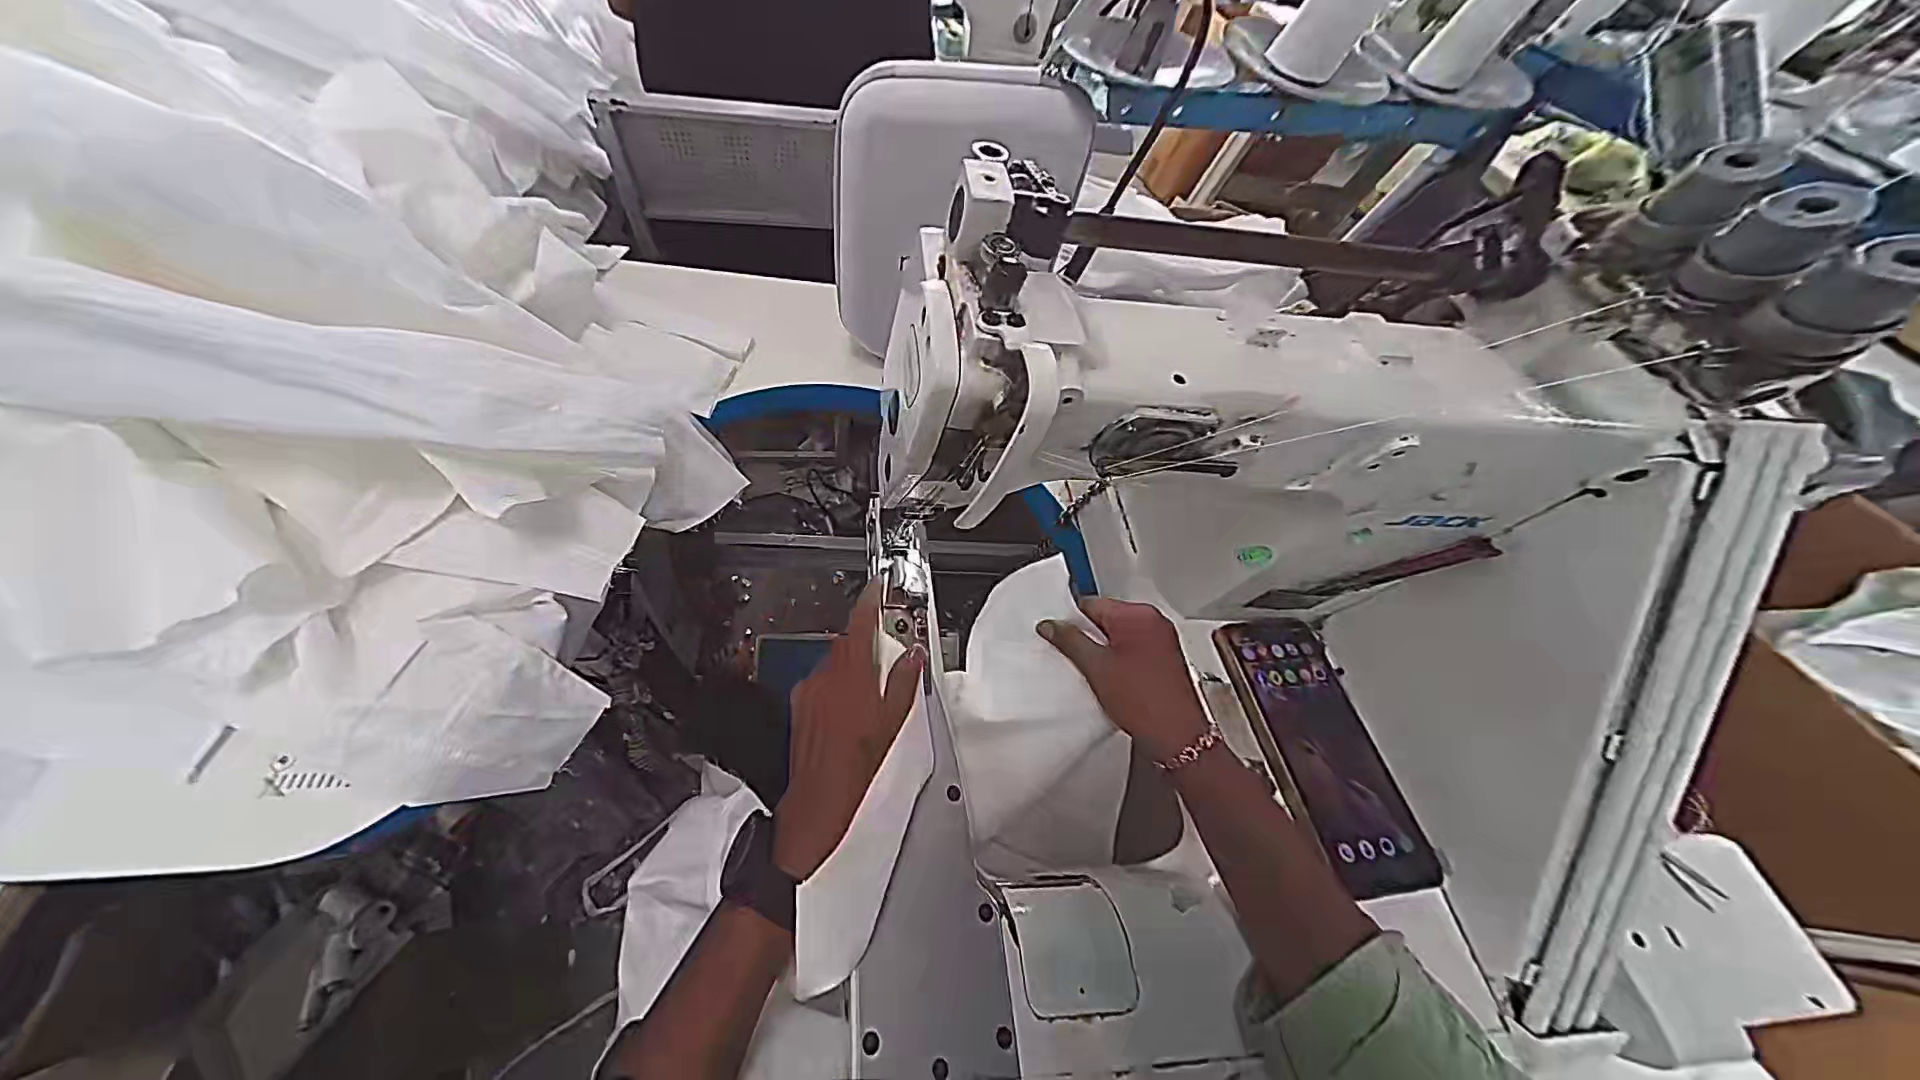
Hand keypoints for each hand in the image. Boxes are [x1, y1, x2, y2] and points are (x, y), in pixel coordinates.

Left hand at [774, 581, 926, 881]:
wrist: (818, 799)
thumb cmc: (857, 766)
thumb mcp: (893, 723)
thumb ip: (904, 681)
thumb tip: (913, 655)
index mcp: (854, 677)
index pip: (860, 625)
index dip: (869, 600)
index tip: (877, 586)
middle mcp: (828, 677)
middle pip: (847, 641)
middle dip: (866, 641)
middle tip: (884, 654)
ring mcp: (810, 689)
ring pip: (834, 661)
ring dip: (851, 666)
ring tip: (866, 694)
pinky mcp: (800, 701)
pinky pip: (821, 679)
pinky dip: (836, 683)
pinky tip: (846, 708)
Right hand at [1037, 598, 1209, 763]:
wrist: (1177, 737)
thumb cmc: (1146, 702)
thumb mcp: (1095, 667)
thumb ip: (1069, 640)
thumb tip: (1052, 626)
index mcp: (1137, 615)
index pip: (1092, 604)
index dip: (1071, 621)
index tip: (1060, 637)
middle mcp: (1154, 622)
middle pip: (1106, 617)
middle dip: (1089, 637)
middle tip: (1080, 660)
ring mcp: (1163, 640)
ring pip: (1120, 635)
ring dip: (1105, 650)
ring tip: (1099, 675)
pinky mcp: (1166, 658)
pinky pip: (1134, 649)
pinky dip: (1120, 660)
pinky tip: (1114, 682)